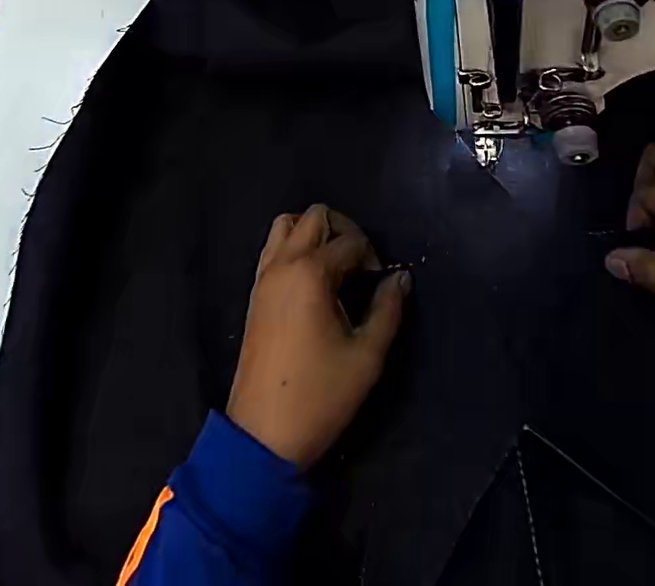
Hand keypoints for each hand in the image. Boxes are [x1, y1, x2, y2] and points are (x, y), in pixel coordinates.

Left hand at [228, 205, 410, 467]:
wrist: (261, 439)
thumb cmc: (319, 395)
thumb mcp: (368, 354)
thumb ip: (388, 307)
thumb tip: (400, 277)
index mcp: (310, 273)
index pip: (352, 241)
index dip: (374, 258)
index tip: (380, 288)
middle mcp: (283, 265)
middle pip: (315, 216)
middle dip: (345, 230)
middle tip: (361, 266)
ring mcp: (263, 278)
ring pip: (286, 225)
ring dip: (315, 233)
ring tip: (336, 266)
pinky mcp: (254, 295)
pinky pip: (273, 248)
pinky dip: (295, 248)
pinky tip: (314, 281)